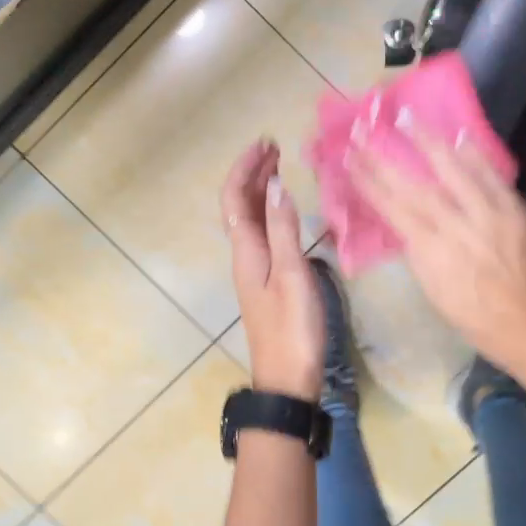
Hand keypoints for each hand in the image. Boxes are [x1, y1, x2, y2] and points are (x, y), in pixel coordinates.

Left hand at [221, 139, 324, 400]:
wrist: (287, 381)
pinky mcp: (266, 280)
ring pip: (250, 217)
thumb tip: (275, 184)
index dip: (244, 167)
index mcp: (246, 250)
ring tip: (279, 166)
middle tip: (274, 147)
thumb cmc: (292, 328)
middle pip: (239, 204)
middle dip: (252, 172)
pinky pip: (261, 232)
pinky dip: (269, 210)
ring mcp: (254, 268)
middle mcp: (244, 255)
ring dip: (260, 189)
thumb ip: (283, 229)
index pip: (234, 197)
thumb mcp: (292, 275)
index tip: (265, 143)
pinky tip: (284, 208)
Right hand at [349, 132, 525, 390]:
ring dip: (429, 142)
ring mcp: (492, 216)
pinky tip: (459, 136)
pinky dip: (474, 155)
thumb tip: (400, 217)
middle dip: (387, 157)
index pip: (393, 208)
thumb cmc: (476, 318)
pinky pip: (492, 176)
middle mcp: (460, 228)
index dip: (369, 181)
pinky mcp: (517, 211)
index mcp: (434, 252)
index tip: (350, 158)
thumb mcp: (434, 289)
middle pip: (417, 185)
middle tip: (367, 130)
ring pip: (456, 171)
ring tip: (408, 117)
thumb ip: (417, 249)